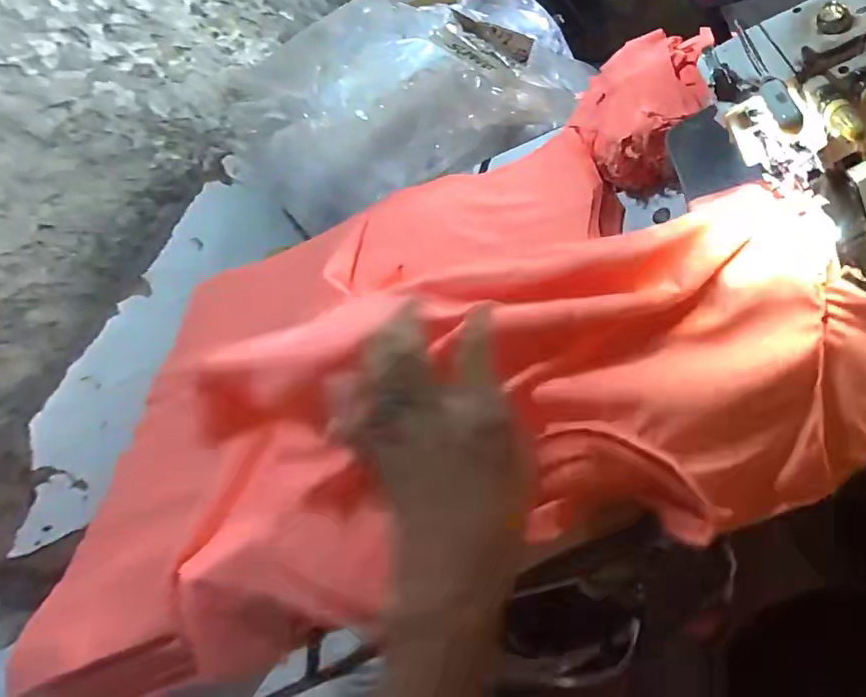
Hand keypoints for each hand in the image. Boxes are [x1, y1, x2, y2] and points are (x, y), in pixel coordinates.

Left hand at [336, 306, 527, 617]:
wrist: (453, 560)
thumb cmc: (501, 502)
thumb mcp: (518, 447)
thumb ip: (500, 407)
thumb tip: (487, 379)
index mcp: (474, 412)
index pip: (472, 353)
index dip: (476, 324)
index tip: (481, 306)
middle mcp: (429, 414)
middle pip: (407, 358)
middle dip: (405, 324)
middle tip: (409, 304)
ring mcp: (395, 433)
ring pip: (373, 379)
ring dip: (373, 350)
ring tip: (379, 331)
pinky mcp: (374, 455)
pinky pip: (352, 414)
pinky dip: (348, 394)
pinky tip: (347, 379)